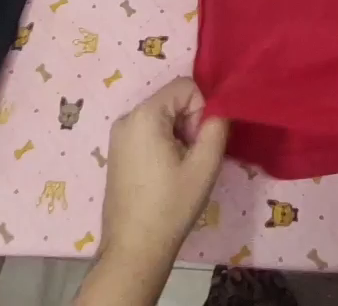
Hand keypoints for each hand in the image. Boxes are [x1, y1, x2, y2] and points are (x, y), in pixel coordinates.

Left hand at [97, 78, 229, 272]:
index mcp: (145, 114)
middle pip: (172, 100)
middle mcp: (127, 117)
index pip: (186, 86)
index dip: (200, 111)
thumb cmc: (170, 206)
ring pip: (162, 116)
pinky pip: (148, 131)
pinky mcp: (117, 151)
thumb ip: (218, 126)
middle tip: (190, 160)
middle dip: (189, 123)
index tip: (198, 146)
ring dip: (177, 135)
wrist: (134, 251)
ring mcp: (118, 135)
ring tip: (178, 170)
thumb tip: (221, 108)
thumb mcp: (205, 165)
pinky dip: (163, 144)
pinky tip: (165, 175)